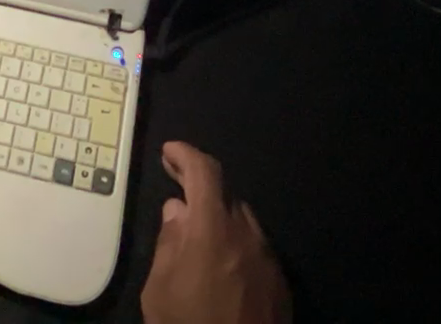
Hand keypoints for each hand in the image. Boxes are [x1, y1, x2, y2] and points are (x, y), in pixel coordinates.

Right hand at [140, 142, 290, 323]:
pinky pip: (255, 248)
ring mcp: (268, 259)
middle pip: (224, 194)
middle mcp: (247, 234)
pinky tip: (220, 264)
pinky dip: (236, 244)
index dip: (185, 153)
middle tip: (177, 191)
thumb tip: (177, 211)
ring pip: (241, 221)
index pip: (204, 170)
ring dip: (219, 217)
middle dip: (199, 188)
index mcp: (214, 228)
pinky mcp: (281, 284)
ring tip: (196, 233)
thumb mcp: (160, 289)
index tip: (168, 152)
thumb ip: (168, 242)